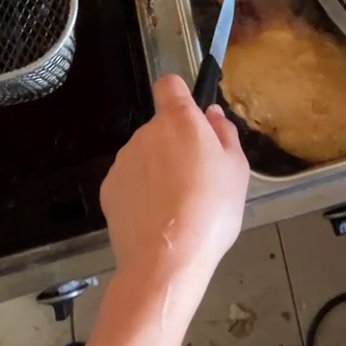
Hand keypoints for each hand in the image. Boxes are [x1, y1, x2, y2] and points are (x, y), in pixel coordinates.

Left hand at [101, 75, 249, 287]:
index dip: (179, 95)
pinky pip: (130, 180)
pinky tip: (154, 218)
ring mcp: (124, 160)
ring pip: (145, 155)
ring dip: (157, 169)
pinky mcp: (108, 188)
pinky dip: (140, 192)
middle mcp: (146, 132)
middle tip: (196, 178)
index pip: (169, 85)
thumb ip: (225, 134)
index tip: (191, 117)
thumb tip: (212, 114)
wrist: (167, 260)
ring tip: (176, 205)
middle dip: (175, 144)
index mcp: (179, 119)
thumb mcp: (236, 170)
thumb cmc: (210, 210)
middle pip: (161, 127)